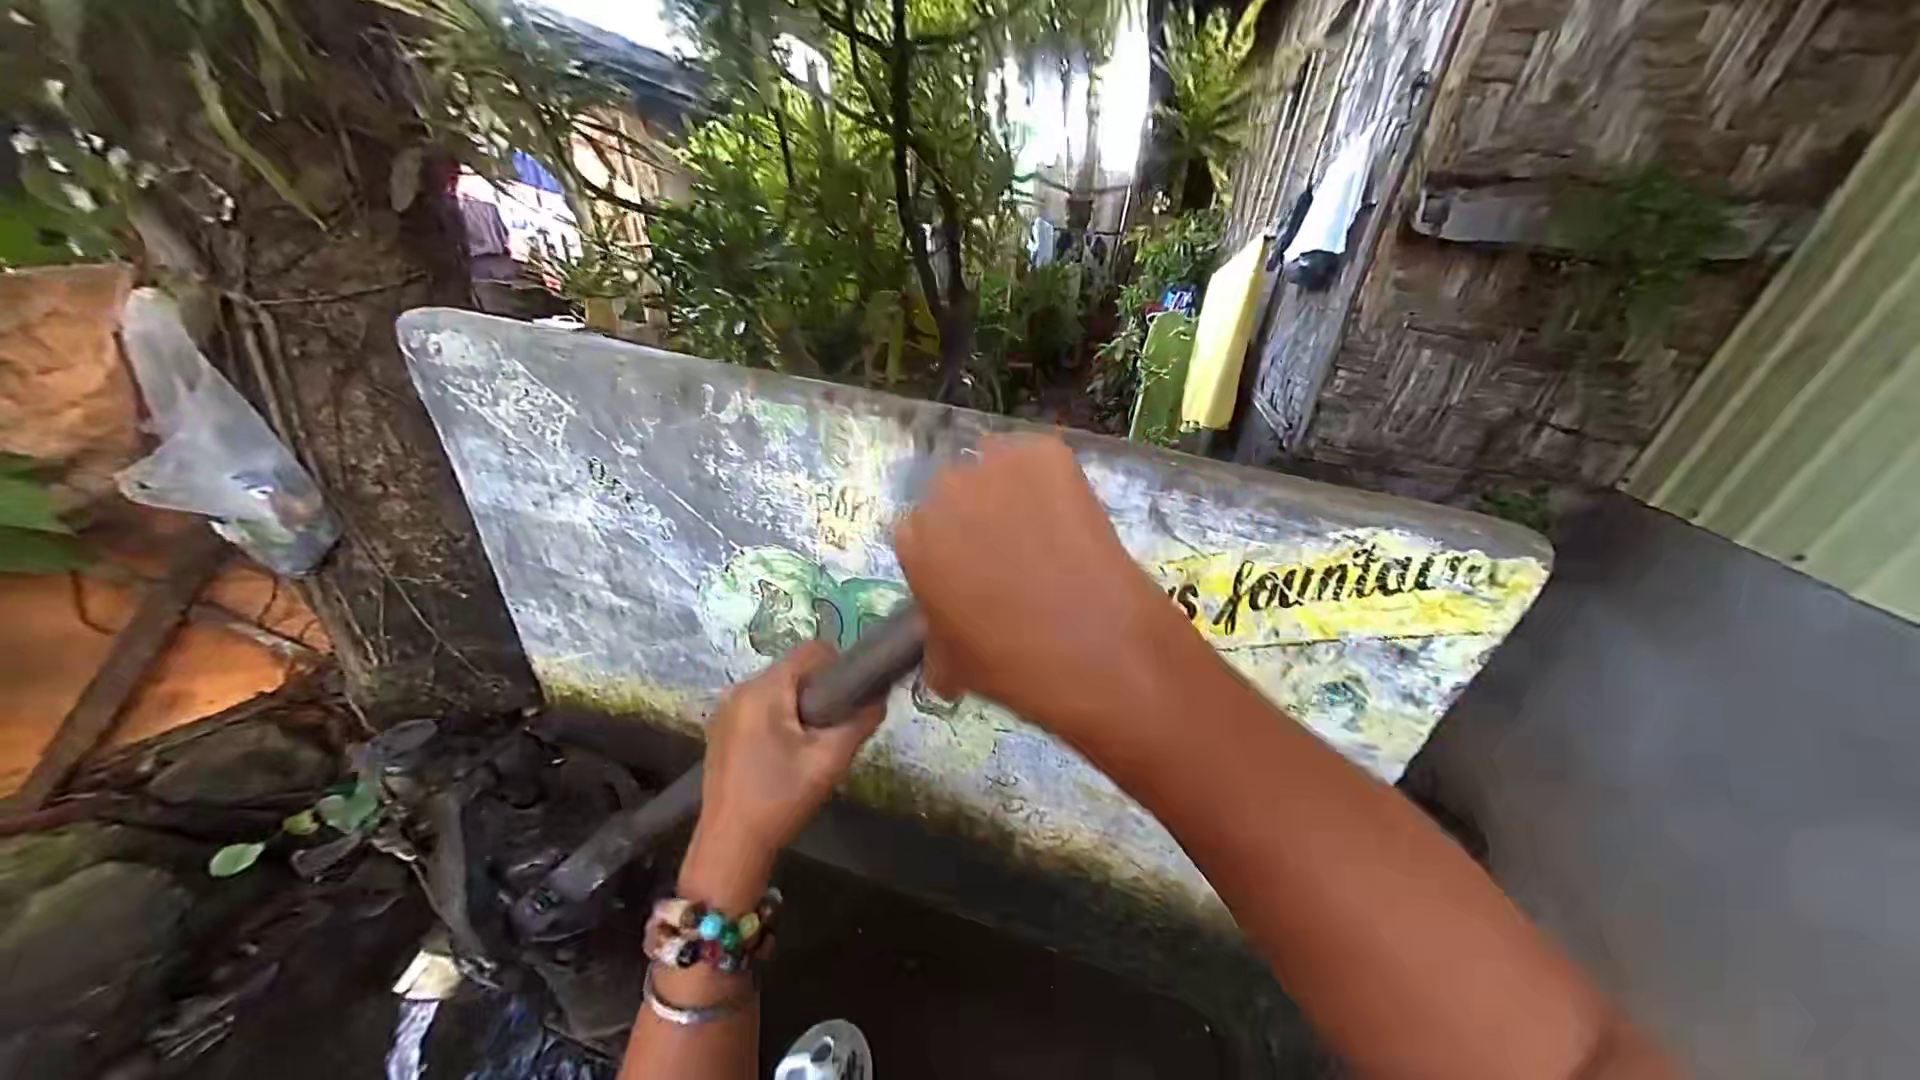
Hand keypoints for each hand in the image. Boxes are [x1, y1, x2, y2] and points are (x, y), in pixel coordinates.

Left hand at [683, 642, 885, 907]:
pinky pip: (760, 707)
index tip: (851, 697)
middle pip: (794, 669)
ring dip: (800, 706)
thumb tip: (879, 697)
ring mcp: (726, 710)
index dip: (840, 665)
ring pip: (778, 689)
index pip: (811, 650)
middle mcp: (740, 690)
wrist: (730, 848)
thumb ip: (860, 721)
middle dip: (820, 690)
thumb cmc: (780, 799)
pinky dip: (779, 718)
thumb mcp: (830, 760)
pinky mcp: (721, 731)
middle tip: (834, 727)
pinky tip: (786, 754)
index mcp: (764, 689)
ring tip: (812, 744)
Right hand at [894, 434, 1195, 741]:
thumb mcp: (955, 667)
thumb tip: (940, 657)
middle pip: (954, 491)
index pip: (921, 530)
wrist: (1092, 645)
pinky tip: (1069, 514)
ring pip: (996, 466)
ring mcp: (995, 466)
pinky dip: (1052, 480)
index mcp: (914, 539)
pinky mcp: (1046, 454)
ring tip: (1043, 528)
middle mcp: (944, 492)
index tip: (971, 568)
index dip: (949, 549)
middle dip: (975, 515)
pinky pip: (1041, 458)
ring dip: (1010, 490)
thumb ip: (935, 645)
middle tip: (1008, 549)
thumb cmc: (1014, 662)